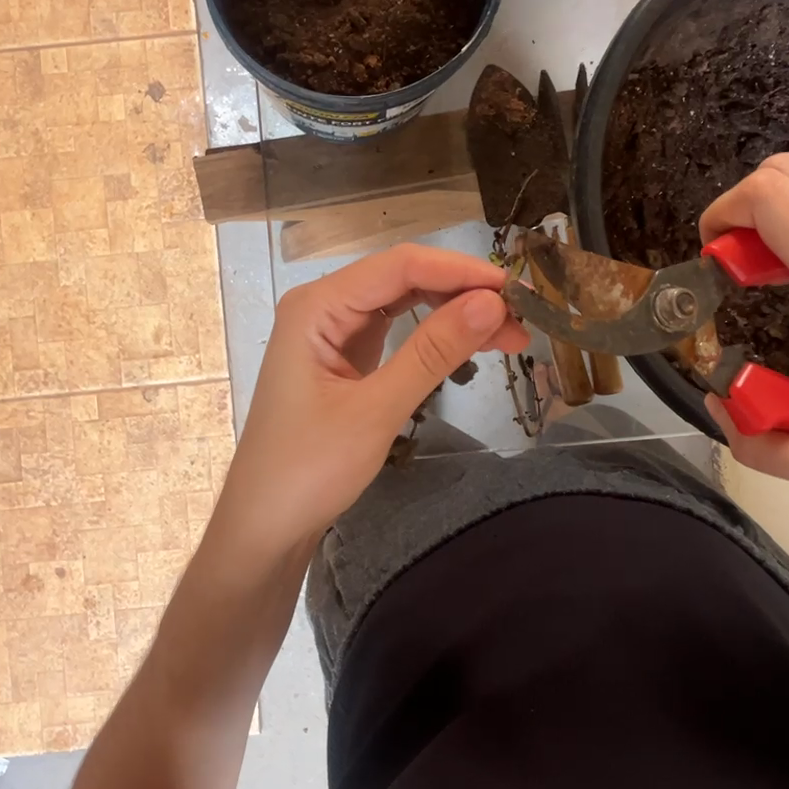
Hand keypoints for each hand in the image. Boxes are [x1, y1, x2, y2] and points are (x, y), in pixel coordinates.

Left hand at [215, 245, 529, 554]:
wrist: (265, 523)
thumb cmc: (308, 469)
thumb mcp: (375, 410)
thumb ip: (432, 352)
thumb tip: (492, 303)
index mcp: (317, 305)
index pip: (400, 265)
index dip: (462, 271)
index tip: (517, 289)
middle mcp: (323, 306)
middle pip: (403, 278)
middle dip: (464, 293)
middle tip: (523, 320)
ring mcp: (332, 331)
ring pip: (404, 302)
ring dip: (454, 312)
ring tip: (511, 335)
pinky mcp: (344, 357)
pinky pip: (396, 329)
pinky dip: (434, 335)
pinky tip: (469, 343)